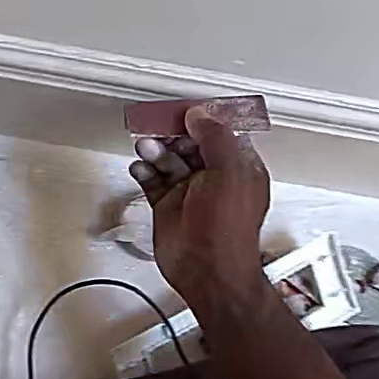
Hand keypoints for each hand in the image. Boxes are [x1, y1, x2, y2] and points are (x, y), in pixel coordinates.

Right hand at [127, 109, 271, 307]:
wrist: (205, 267)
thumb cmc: (226, 227)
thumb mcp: (229, 173)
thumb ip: (215, 139)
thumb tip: (200, 115)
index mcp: (239, 167)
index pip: (221, 134)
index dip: (202, 120)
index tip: (183, 112)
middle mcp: (214, 177)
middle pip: (189, 144)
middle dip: (171, 135)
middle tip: (156, 129)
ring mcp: (189, 191)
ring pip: (167, 160)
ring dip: (155, 151)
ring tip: (145, 149)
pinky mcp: (166, 204)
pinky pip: (151, 179)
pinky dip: (143, 171)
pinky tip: (140, 168)